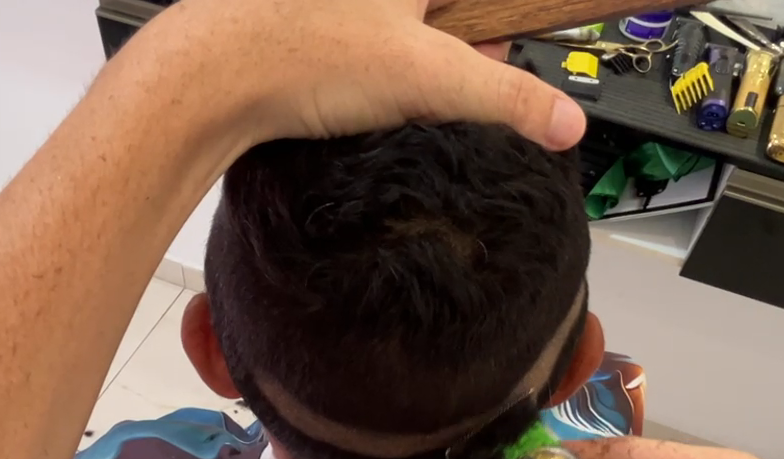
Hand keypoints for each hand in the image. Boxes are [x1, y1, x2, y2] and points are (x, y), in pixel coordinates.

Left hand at [133, 0, 584, 149]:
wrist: (218, 78)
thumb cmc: (310, 56)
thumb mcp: (431, 78)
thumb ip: (507, 97)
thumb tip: (565, 121)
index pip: (490, 3)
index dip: (500, 31)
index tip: (505, 51)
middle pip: (450, 7)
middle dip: (465, 42)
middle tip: (456, 78)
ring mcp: (349, 1)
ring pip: (411, 17)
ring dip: (422, 53)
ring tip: (404, 88)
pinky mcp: (318, 14)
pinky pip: (371, 29)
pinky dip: (383, 57)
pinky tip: (368, 85)